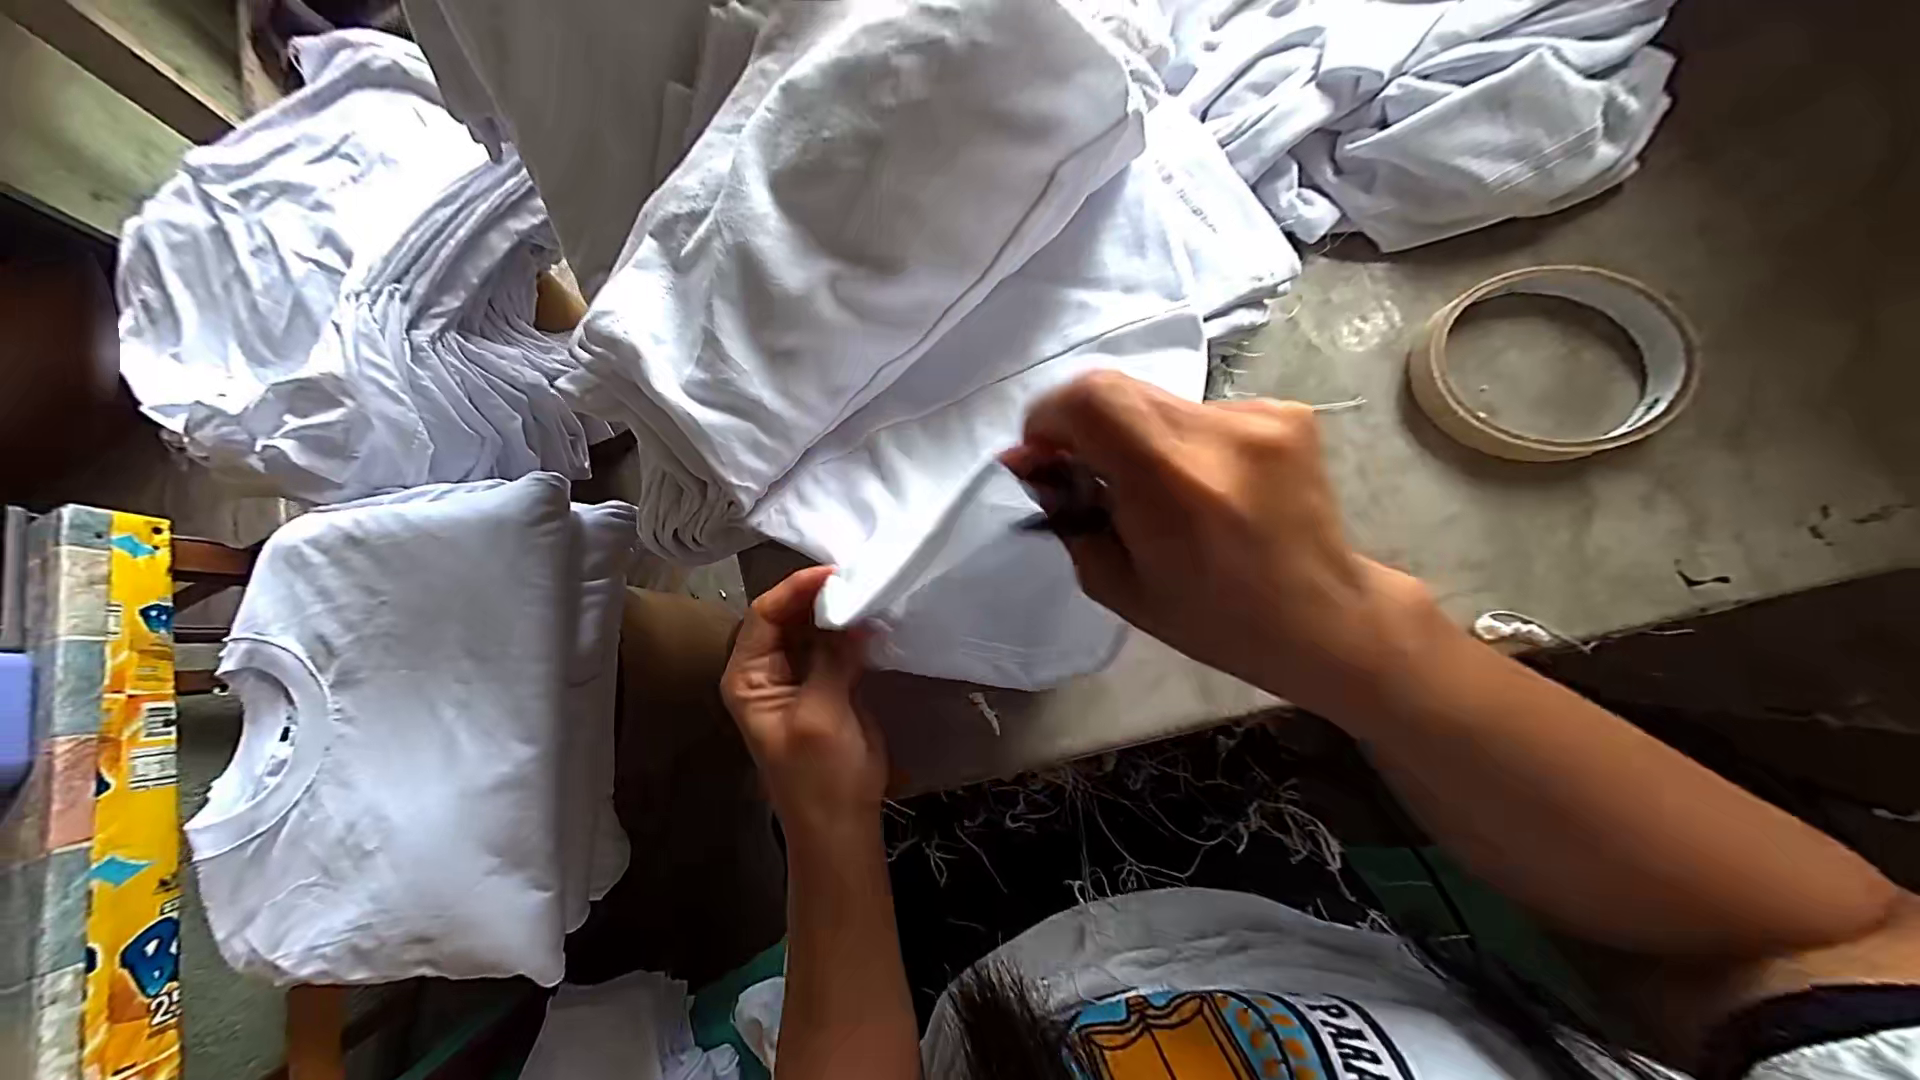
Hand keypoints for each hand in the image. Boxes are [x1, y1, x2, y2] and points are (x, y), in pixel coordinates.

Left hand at [721, 567, 888, 840]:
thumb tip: (851, 616)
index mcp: (748, 676)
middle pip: (788, 615)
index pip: (765, 615)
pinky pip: (834, 644)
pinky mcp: (826, 682)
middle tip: (856, 576)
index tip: (834, 574)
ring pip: (812, 627)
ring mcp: (798, 674)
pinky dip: (851, 629)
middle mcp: (768, 669)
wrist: (841, 821)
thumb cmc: (820, 775)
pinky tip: (872, 616)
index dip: (796, 589)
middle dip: (818, 594)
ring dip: (836, 609)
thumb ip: (831, 660)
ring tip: (866, 588)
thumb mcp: (820, 715)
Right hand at [1004, 371, 1434, 714]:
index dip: (1048, 417)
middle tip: (1083, 471)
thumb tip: (1029, 462)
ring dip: (1132, 436)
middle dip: (1082, 426)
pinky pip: (1198, 411)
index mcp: (1172, 483)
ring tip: (1155, 490)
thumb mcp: (1114, 583)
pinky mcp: (1286, 412)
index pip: (1089, 400)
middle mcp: (1219, 434)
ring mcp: (1261, 416)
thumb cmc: (1211, 618)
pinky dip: (1178, 441)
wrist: (1321, 616)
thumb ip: (1067, 514)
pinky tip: (1200, 485)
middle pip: (1116, 389)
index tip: (1043, 455)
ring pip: (1156, 400)